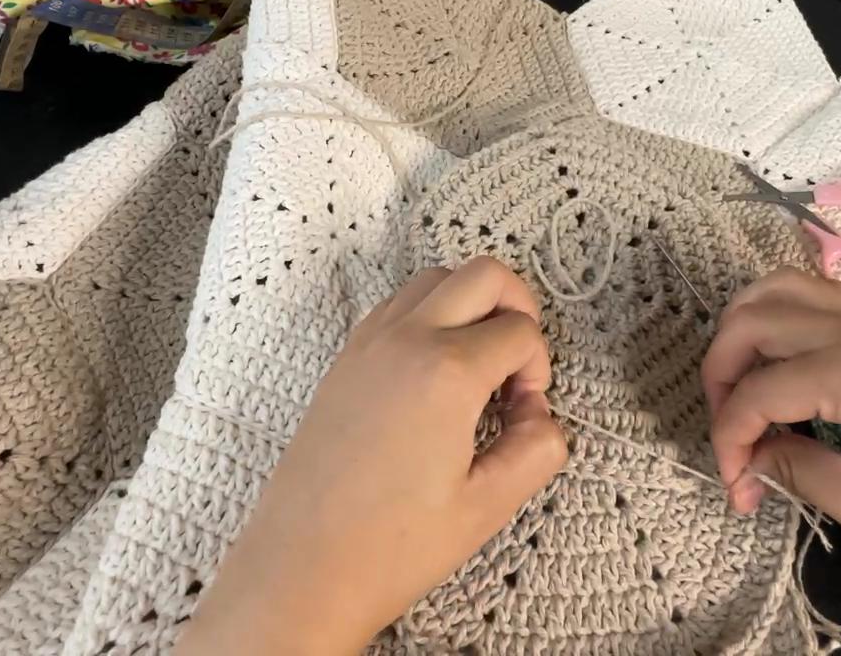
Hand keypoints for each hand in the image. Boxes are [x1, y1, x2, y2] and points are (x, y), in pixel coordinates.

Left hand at [179, 257, 569, 654]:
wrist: (301, 567)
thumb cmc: (389, 546)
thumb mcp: (486, 507)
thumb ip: (537, 449)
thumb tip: (540, 413)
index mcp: (448, 372)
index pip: (520, 330)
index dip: (539, 367)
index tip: (525, 409)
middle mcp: (409, 337)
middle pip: (485, 273)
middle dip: (519, 304)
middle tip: (519, 357)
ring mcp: (373, 338)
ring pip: (439, 277)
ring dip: (472, 301)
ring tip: (478, 359)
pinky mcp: (349, 351)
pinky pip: (400, 300)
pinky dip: (431, 311)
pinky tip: (435, 364)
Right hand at [701, 266, 840, 591]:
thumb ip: (790, 467)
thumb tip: (744, 456)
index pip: (761, 388)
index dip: (729, 435)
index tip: (733, 485)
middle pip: (756, 320)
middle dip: (722, 373)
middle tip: (726, 433)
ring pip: (778, 289)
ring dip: (743, 333)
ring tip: (740, 389)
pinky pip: (812, 297)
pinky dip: (777, 320)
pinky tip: (777, 365)